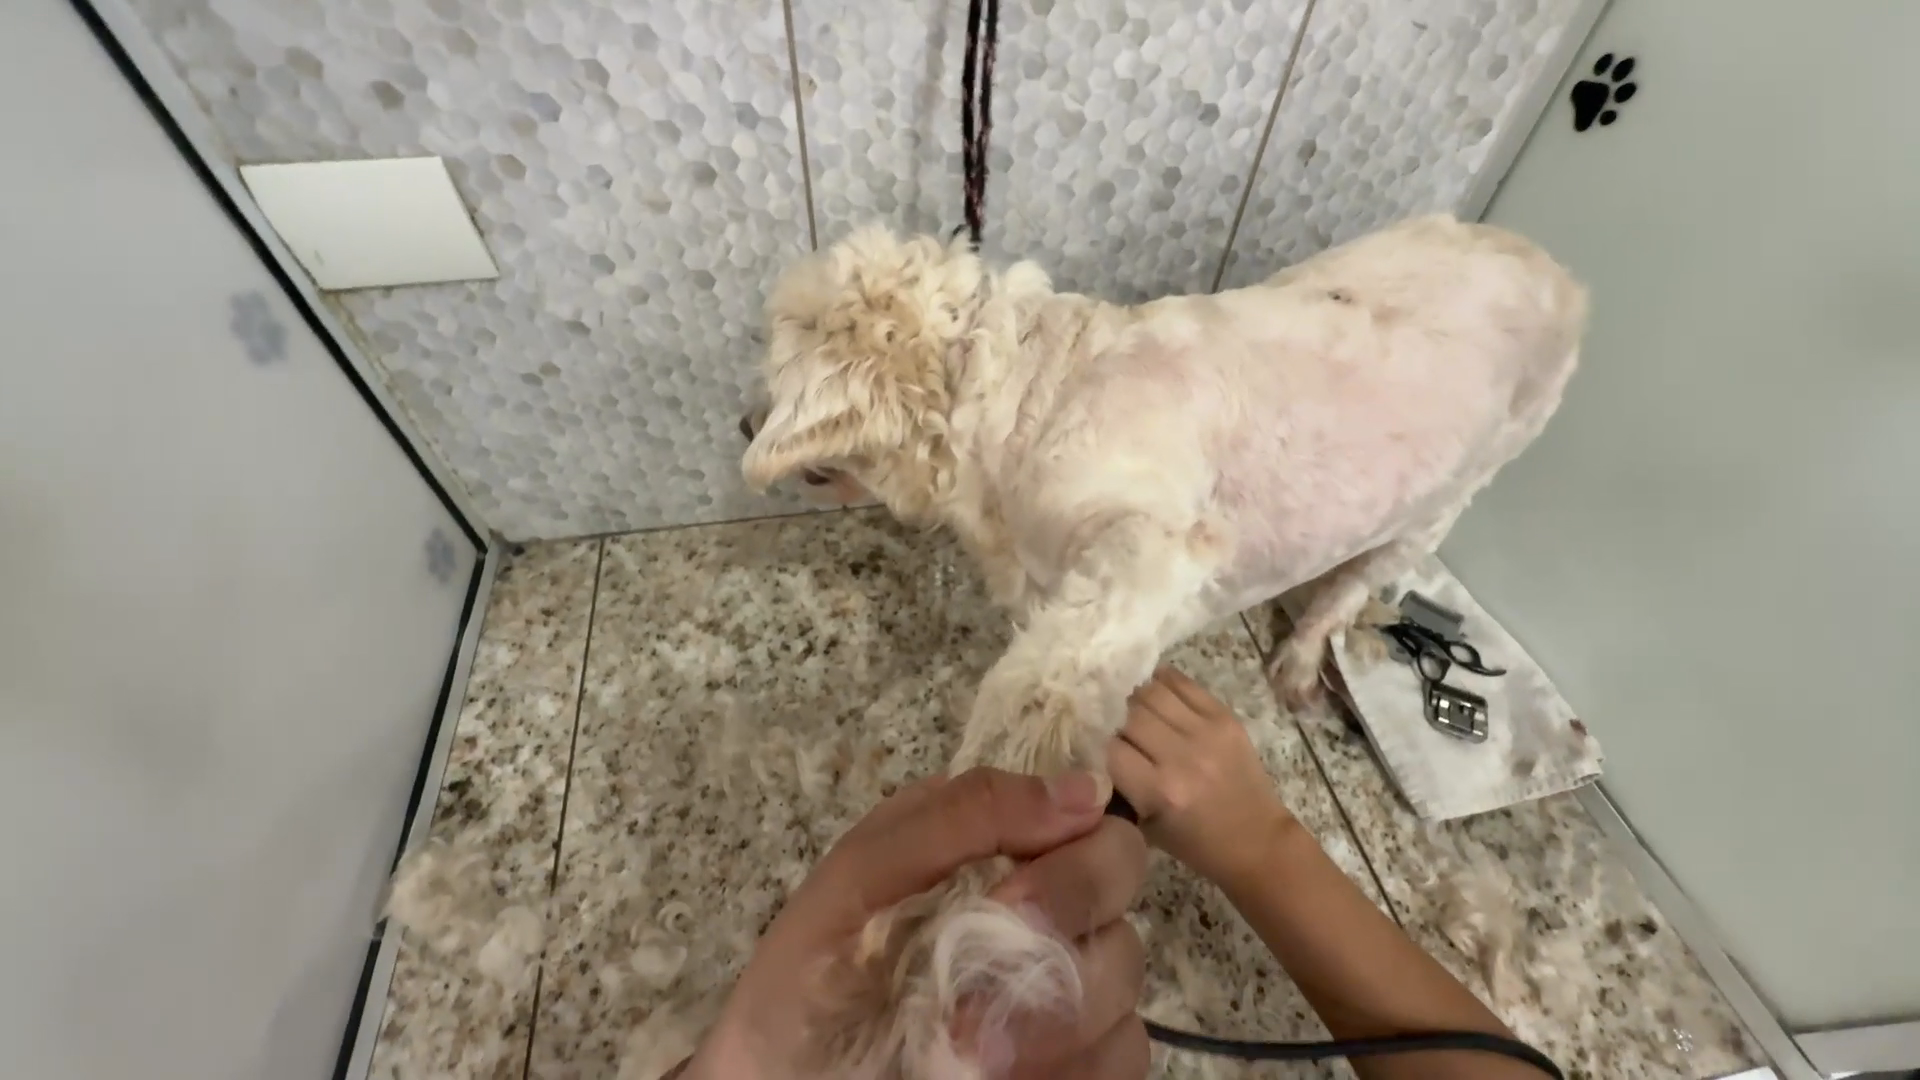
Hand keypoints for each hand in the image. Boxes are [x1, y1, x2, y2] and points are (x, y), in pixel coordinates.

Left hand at [686, 768, 1151, 1079]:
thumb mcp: (862, 875)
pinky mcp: (1080, 1056)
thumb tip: (1085, 789)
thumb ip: (962, 816)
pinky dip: (1071, 1067)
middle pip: (1119, 869)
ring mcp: (1064, 974)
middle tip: (993, 956)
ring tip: (968, 1048)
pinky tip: (1006, 1079)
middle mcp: (1037, 893)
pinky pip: (1126, 1049)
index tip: (1015, 890)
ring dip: (1052, 1007)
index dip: (1069, 842)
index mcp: (987, 837)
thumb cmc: (810, 975)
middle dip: (1066, 907)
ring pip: (1124, 963)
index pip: (1082, 807)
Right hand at [1108, 666, 1297, 888]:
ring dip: (1136, 697)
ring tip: (1133, 708)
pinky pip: (1182, 682)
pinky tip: (1155, 693)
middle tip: (1112, 724)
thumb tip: (1091, 743)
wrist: (1258, 841)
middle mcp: (1183, 757)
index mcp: (1161, 792)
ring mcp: (1207, 732)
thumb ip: (1118, 784)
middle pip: (1129, 713)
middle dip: (1115, 718)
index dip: (1098, 743)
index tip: (1095, 744)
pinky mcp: (1225, 717)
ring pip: (1151, 691)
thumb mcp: (1145, 825)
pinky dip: (1161, 683)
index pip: (1109, 747)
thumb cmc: (1195, 843)